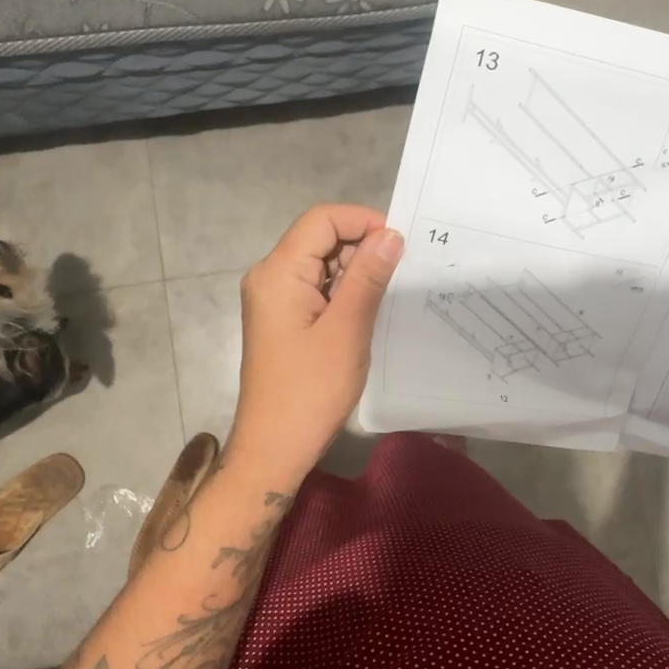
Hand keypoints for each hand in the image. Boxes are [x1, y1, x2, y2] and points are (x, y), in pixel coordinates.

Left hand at [229, 204, 404, 477]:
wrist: (274, 448)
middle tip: (399, 274)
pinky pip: (315, 287)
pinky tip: (366, 312)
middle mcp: (269, 277)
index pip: (322, 220)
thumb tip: (391, 234)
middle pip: (319, 237)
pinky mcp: (282, 319)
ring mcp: (274, 299)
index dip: (362, 221)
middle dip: (361, 247)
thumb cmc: (311, 390)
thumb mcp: (347, 330)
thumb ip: (368, 277)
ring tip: (387, 295)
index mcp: (278, 273)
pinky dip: (343, 291)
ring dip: (355, 271)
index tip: (399, 245)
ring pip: (320, 263)